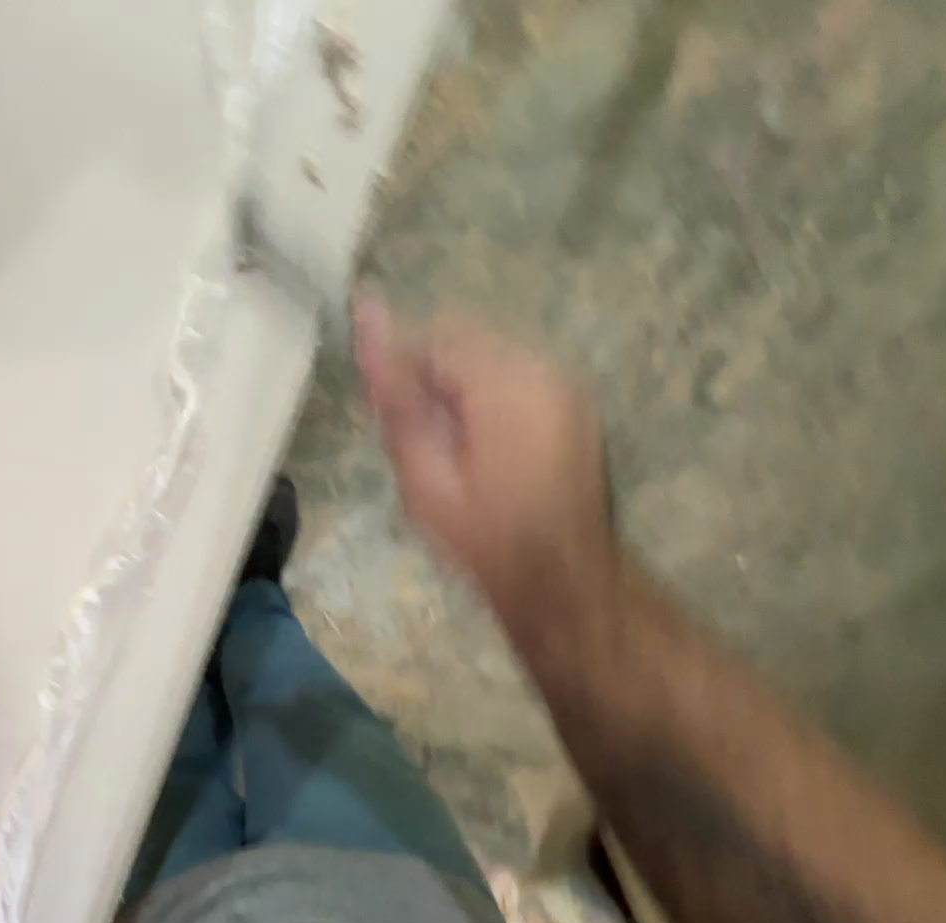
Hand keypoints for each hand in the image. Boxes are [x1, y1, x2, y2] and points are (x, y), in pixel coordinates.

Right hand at [355, 294, 620, 627]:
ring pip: (490, 360)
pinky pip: (518, 380)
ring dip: (461, 391)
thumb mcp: (424, 475)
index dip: (403, 372)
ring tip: (454, 451)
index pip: (435, 337)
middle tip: (423, 442)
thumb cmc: (483, 538)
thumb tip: (368, 318)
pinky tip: (485, 452)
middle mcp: (544, 368)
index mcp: (505, 381)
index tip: (391, 415)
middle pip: (465, 343)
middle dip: (434, 380)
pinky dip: (490, 401)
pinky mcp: (577, 404)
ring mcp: (568, 385)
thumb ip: (396, 396)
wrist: (563, 581)